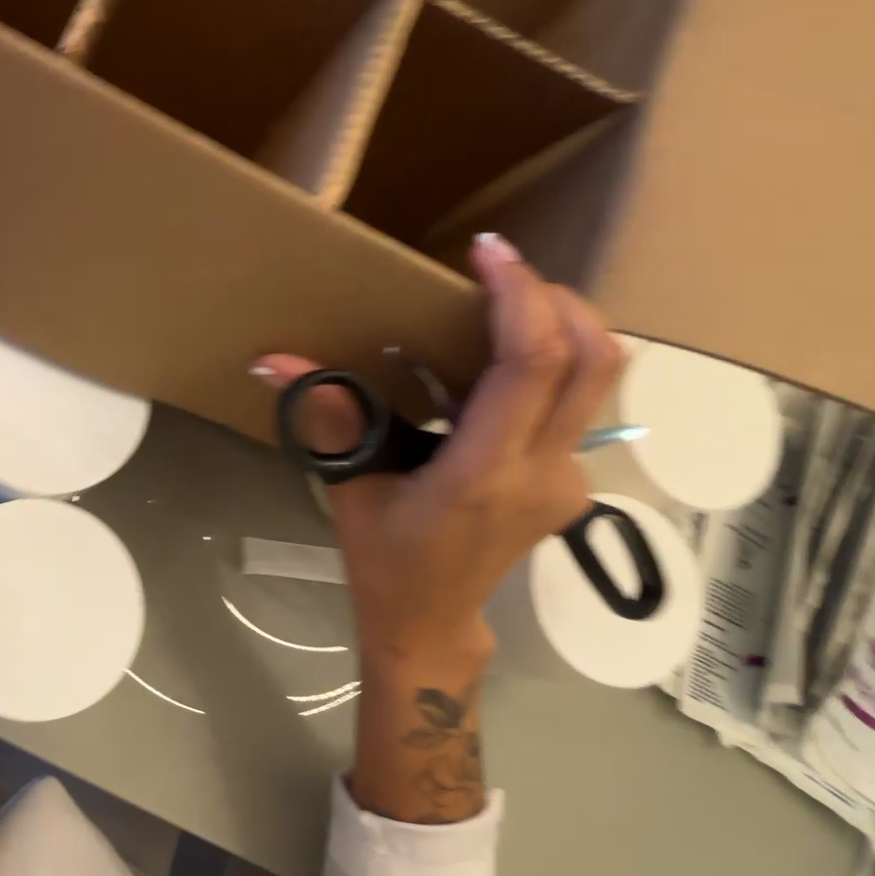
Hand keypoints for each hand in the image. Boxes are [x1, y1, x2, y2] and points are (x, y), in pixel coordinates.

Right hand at [252, 233, 623, 664]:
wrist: (431, 623)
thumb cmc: (384, 562)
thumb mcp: (349, 489)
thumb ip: (326, 419)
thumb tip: (273, 361)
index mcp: (484, 474)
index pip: (532, 364)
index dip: (519, 296)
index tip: (488, 252)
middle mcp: (545, 471)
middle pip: (595, 357)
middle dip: (556, 299)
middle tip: (501, 275)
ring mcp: (572, 479)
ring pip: (601, 378)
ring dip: (565, 327)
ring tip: (508, 309)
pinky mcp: (575, 481)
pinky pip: (581, 405)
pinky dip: (554, 366)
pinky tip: (502, 372)